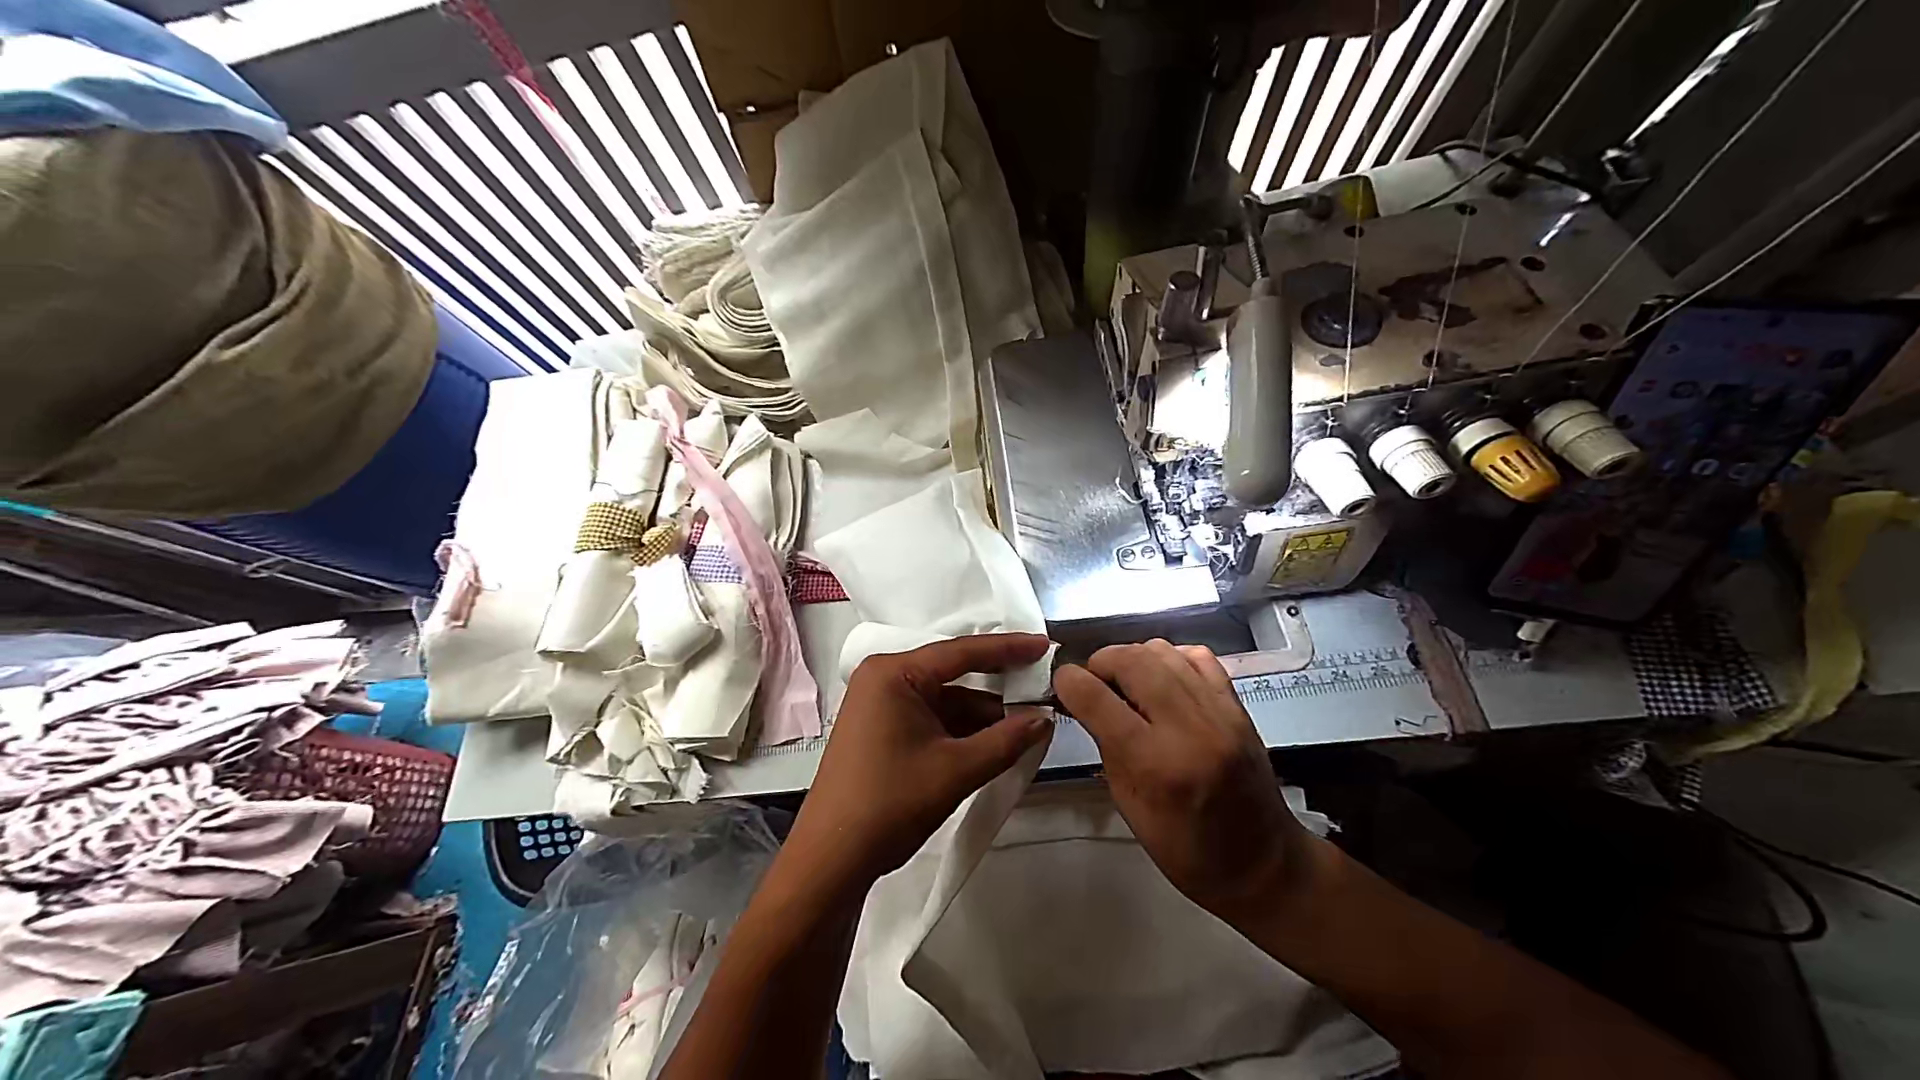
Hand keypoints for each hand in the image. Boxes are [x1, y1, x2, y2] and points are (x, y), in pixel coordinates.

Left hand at [785, 633, 1054, 886]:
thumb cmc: (890, 803)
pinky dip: (961, 731)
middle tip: (1043, 688)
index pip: (961, 652)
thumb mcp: (956, 770)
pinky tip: (995, 743)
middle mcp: (884, 679)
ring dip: (982, 717)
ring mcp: (880, 706)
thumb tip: (1045, 720)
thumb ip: (1006, 741)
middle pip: (953, 676)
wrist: (832, 859)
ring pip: (944, 701)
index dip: (1008, 649)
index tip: (1045, 646)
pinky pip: (930, 719)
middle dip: (998, 688)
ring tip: (1028, 724)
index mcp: (893, 673)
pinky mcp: (881, 731)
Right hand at [1054, 640, 1307, 922]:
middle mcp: (1190, 728)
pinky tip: (1162, 680)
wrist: (1264, 864)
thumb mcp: (1129, 806)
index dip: (1068, 683)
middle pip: (1131, 660)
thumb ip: (1107, 746)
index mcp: (1157, 764)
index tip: (1060, 684)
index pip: (1097, 698)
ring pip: (1162, 650)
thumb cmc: (1187, 850)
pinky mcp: (1237, 705)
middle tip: (1092, 683)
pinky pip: (1196, 656)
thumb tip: (1085, 703)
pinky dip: (1170, 659)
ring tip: (1126, 683)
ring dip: (1133, 659)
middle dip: (1100, 663)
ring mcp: (1219, 711)